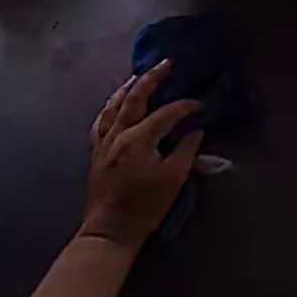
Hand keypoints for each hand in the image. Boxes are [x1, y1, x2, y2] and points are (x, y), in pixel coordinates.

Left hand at [77, 62, 203, 249]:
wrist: (110, 232)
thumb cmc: (145, 206)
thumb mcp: (174, 179)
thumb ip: (186, 150)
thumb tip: (194, 131)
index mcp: (139, 139)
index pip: (166, 113)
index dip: (185, 107)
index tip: (199, 107)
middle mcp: (118, 135)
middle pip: (134, 98)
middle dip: (152, 79)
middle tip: (165, 64)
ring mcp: (104, 143)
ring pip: (113, 106)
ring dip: (128, 88)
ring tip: (139, 76)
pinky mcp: (96, 152)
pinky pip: (101, 122)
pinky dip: (110, 108)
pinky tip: (115, 103)